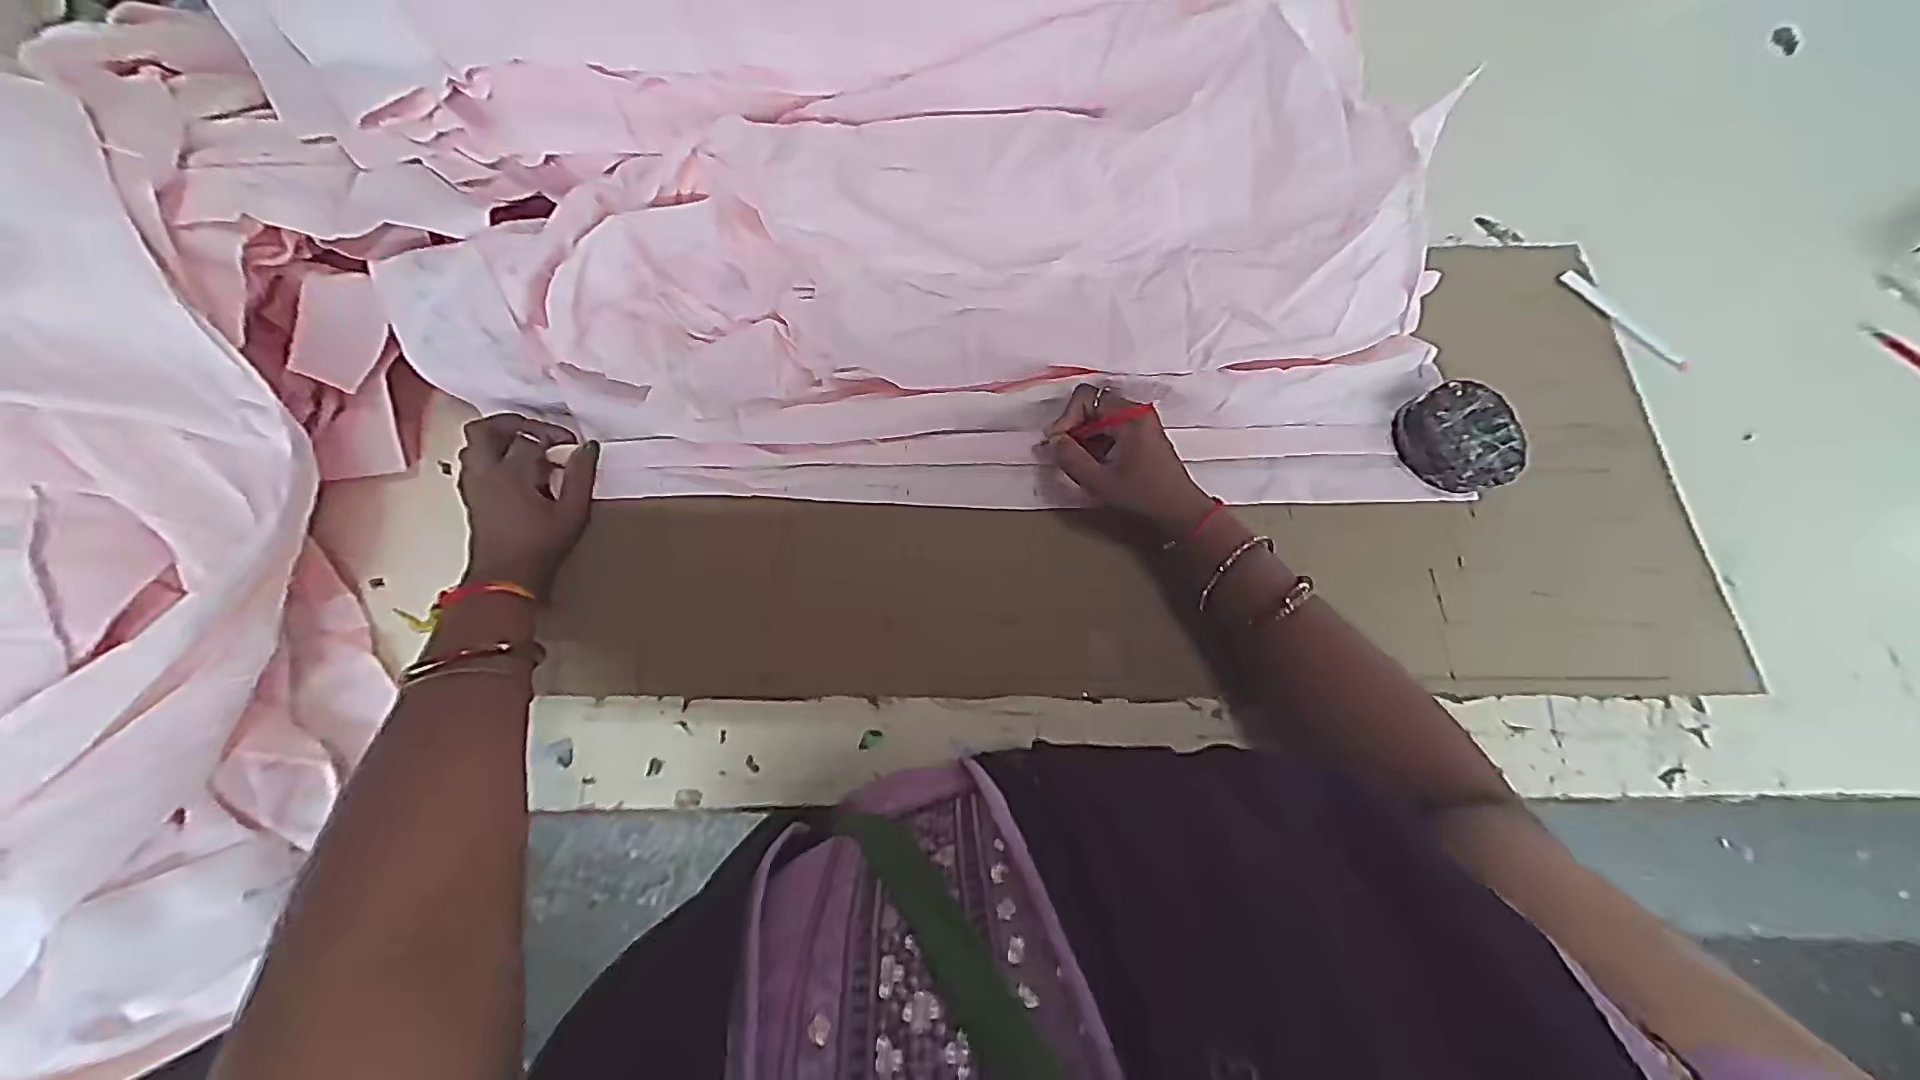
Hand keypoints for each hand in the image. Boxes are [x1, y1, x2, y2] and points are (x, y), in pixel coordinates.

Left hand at [456, 414, 599, 595]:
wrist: (505, 576)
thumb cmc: (542, 545)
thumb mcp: (573, 511)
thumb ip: (581, 475)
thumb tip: (588, 446)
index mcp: (512, 472)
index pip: (531, 437)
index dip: (554, 434)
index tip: (573, 444)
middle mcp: (485, 471)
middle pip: (487, 428)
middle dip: (514, 423)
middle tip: (540, 432)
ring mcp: (472, 481)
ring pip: (474, 442)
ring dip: (499, 437)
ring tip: (526, 447)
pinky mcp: (469, 493)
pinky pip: (472, 459)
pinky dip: (490, 453)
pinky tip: (512, 468)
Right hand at [1043, 384, 1214, 533]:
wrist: (1179, 510)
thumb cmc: (1143, 496)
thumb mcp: (1098, 480)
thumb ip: (1070, 457)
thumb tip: (1051, 440)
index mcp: (1129, 416)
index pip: (1086, 398)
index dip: (1066, 418)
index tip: (1056, 443)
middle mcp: (1137, 412)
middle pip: (1092, 405)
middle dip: (1073, 428)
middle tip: (1063, 454)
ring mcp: (1141, 422)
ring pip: (1099, 418)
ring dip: (1083, 437)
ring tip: (1079, 464)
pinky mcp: (1141, 435)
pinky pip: (1110, 429)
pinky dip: (1096, 443)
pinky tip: (1093, 466)